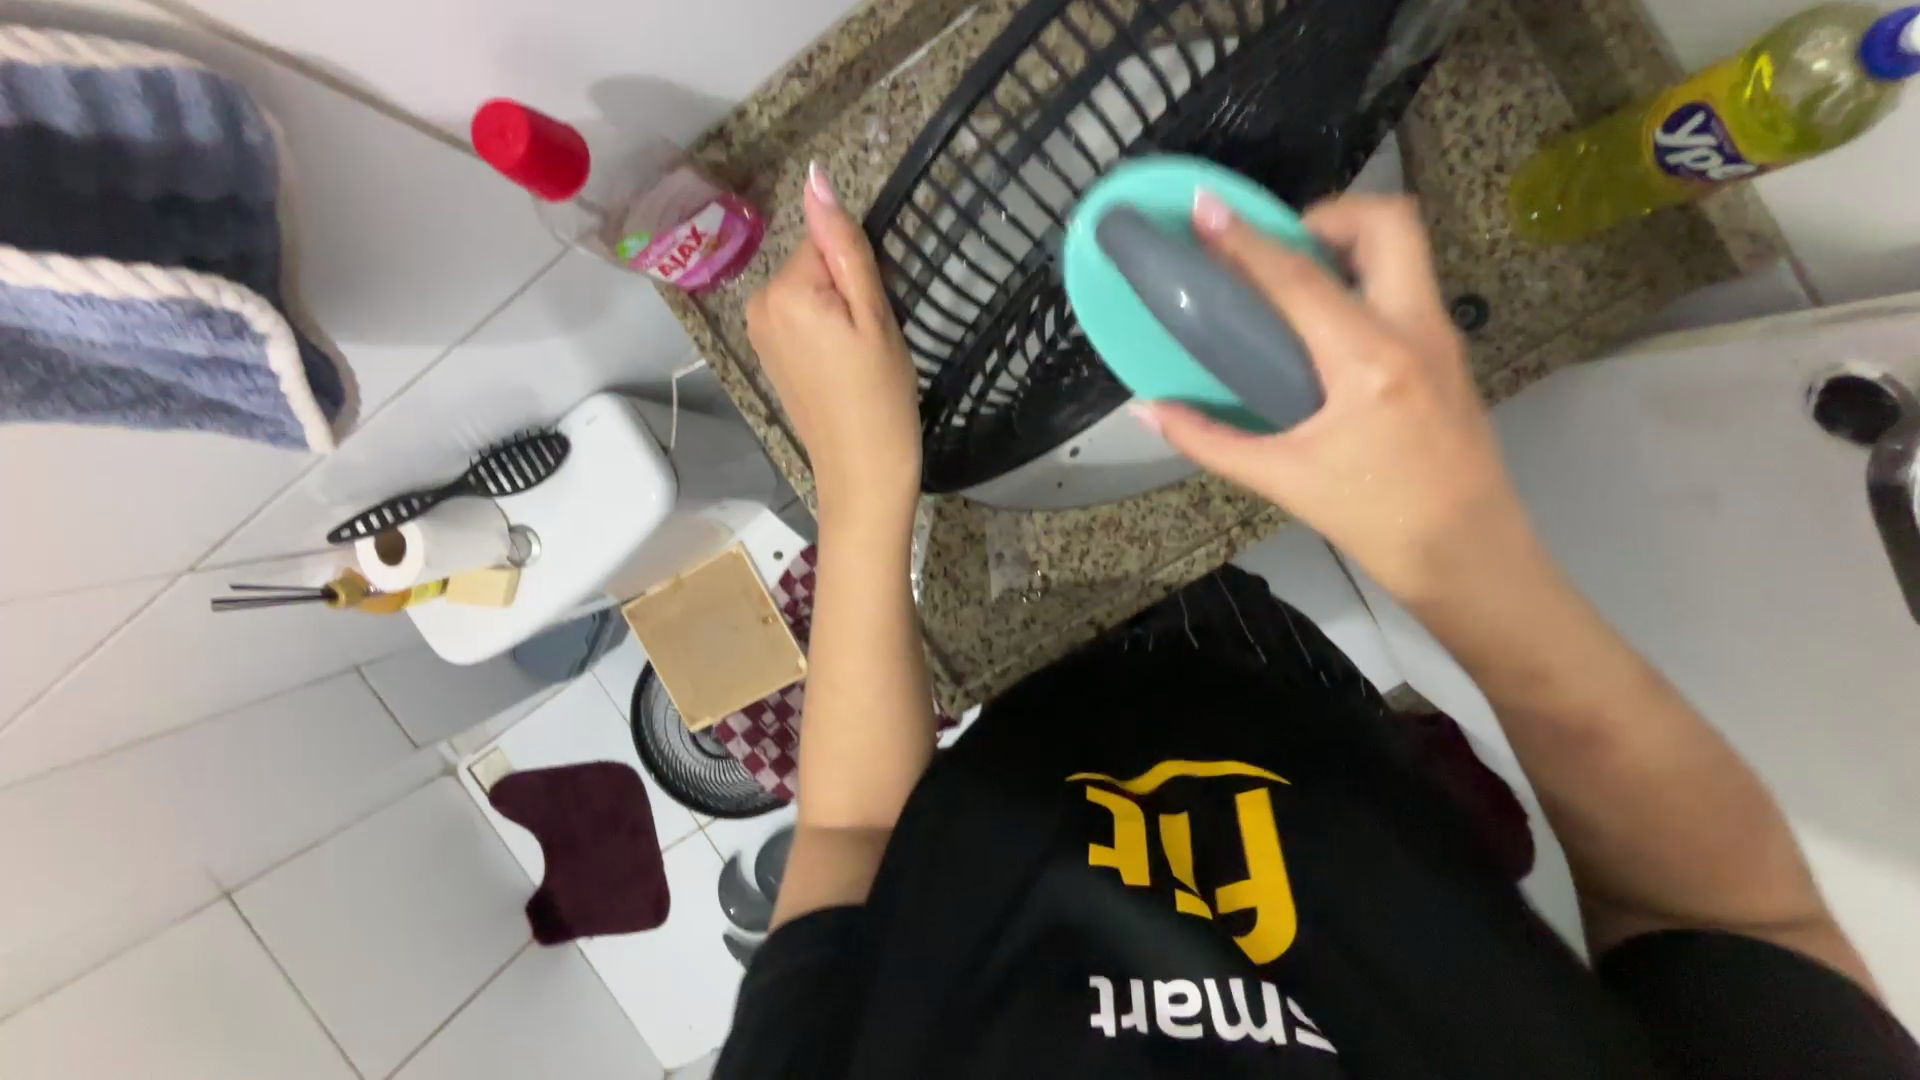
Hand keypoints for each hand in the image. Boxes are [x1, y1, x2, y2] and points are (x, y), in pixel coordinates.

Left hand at [746, 162, 922, 523]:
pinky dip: (824, 334)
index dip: (861, 276)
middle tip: (871, 342)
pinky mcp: (767, 355)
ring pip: (810, 294)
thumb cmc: (880, 396)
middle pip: (815, 267)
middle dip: (847, 294)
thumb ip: (844, 246)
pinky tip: (842, 369)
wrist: (862, 470)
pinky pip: (800, 320)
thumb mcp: (874, 316)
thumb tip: (816, 178)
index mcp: (786, 290)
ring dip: (838, 315)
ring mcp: (759, 332)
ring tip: (859, 359)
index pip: (829, 243)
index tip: (875, 317)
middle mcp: (759, 304)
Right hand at [1133, 193, 1538, 603]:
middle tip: (1276, 249)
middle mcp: (1415, 329)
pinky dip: (1362, 280)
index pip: (1298, 279)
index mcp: (1367, 361)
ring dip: (1348, 243)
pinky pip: (1406, 285)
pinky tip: (1325, 326)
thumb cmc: (1373, 519)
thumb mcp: (1281, 480)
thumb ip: (1209, 441)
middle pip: (1386, 224)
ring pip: (1406, 249)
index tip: (1206, 210)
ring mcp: (1442, 336)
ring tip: (1294, 281)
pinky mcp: (1448, 353)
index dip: (1244, 242)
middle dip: (1326, 216)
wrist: (1468, 553)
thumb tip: (1148, 413)